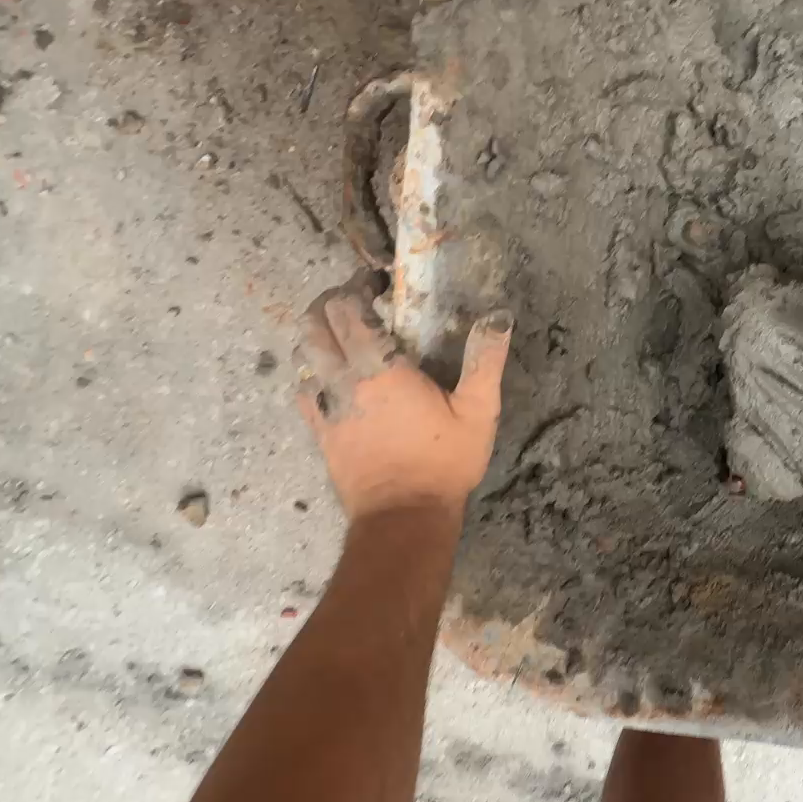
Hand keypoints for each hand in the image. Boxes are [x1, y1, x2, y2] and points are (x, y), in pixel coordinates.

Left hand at [296, 274, 512, 522]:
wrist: (404, 517)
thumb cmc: (444, 462)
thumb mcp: (478, 410)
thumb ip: (485, 360)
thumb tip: (498, 316)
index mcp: (380, 369)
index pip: (347, 311)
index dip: (354, 288)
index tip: (374, 284)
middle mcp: (342, 381)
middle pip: (313, 326)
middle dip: (329, 304)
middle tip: (357, 301)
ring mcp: (325, 408)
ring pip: (303, 355)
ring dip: (318, 335)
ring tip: (345, 334)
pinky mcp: (320, 432)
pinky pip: (303, 390)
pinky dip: (313, 372)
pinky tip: (333, 376)